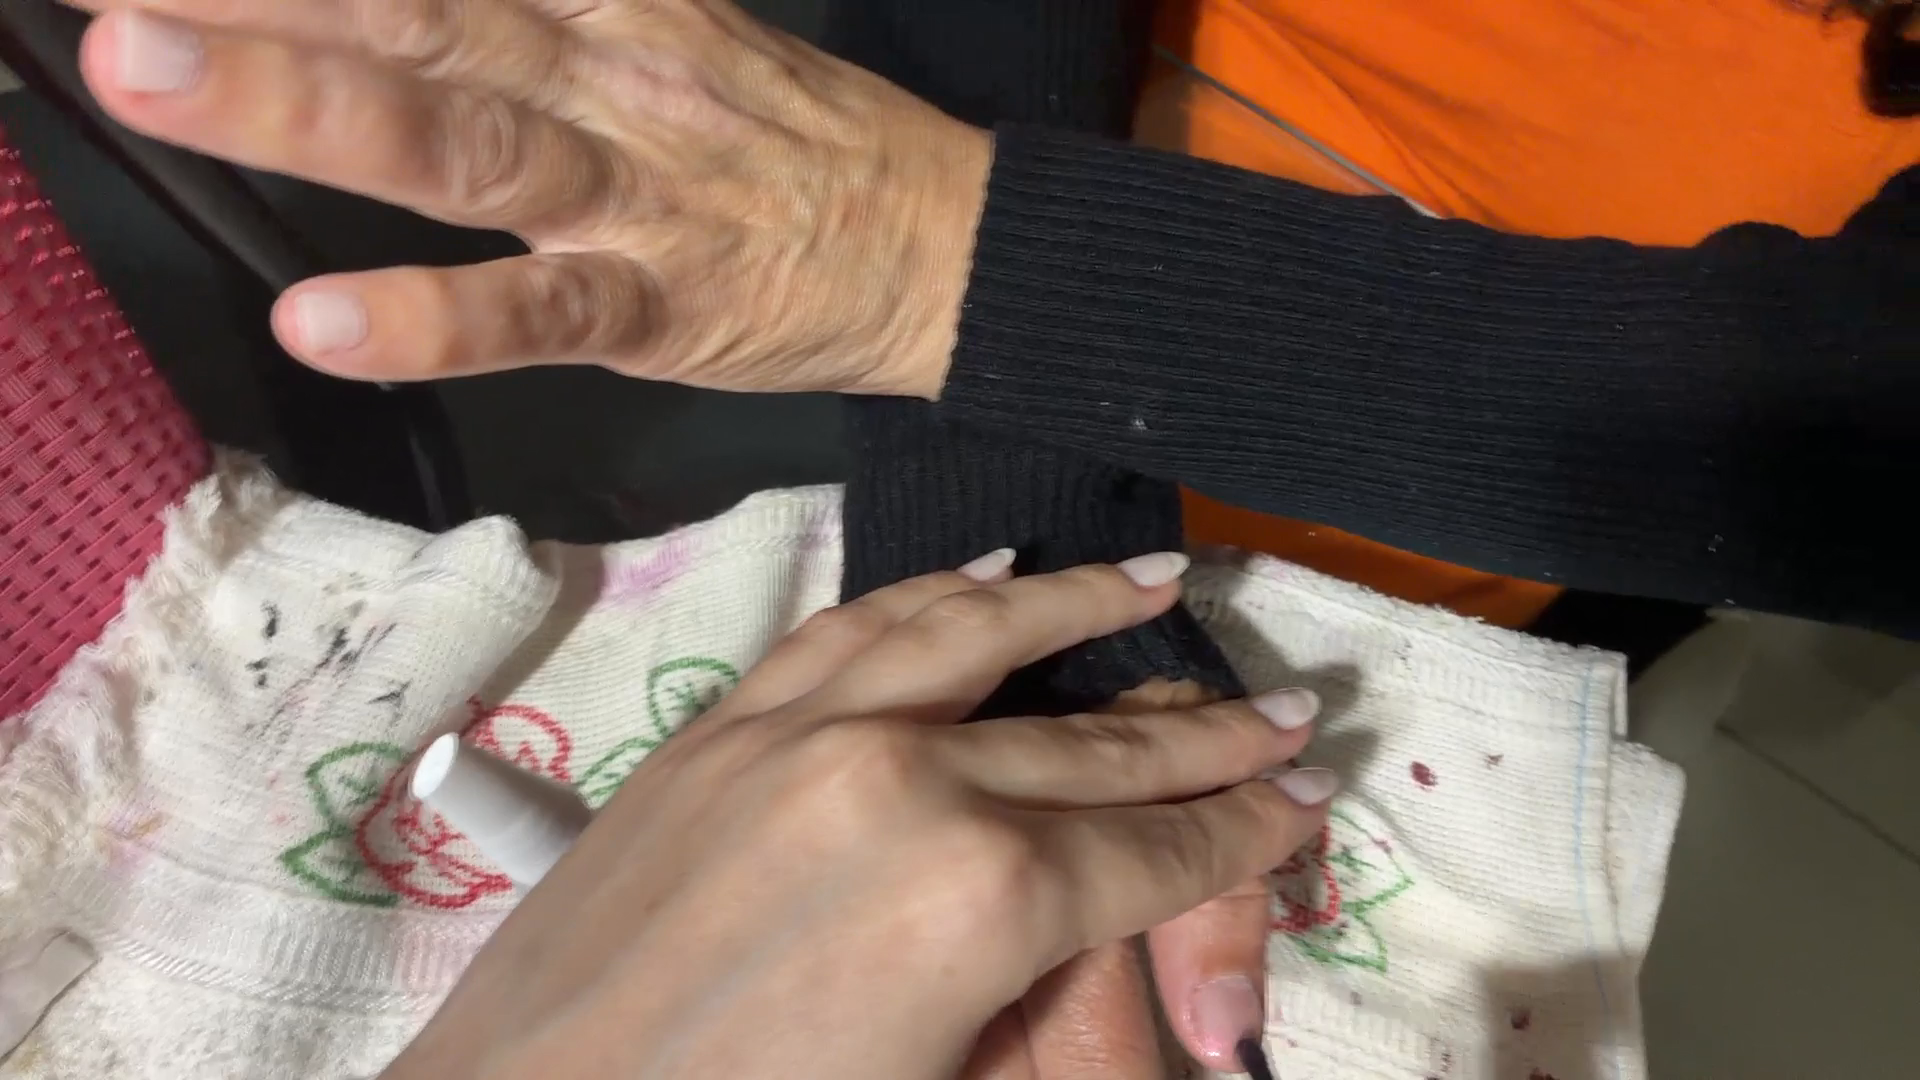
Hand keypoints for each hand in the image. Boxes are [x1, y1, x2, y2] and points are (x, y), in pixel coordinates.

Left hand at [75, 0, 987, 398]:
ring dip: (322, 107)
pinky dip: (448, 320)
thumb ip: (604, 9)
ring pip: (478, 147)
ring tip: (147, 72)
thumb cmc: (833, 160)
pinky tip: (337, 331)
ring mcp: (647, 207)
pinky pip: (552, 313)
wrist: (943, 251)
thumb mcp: (720, 48)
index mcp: (637, 10)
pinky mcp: (672, 312)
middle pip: (435, 9)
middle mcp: (623, 85)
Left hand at [381, 555, 1336, 1079]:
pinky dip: (936, 591)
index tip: (1300, 789)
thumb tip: (1104, 910)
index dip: (1238, 827)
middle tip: (1277, 708)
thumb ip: (1045, 989)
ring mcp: (809, 727)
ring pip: (977, 636)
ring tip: (1148, 578)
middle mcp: (905, 779)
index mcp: (973, 900)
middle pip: (1089, 748)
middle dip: (1201, 738)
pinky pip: (860, 626)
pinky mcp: (736, 716)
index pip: (1147, 850)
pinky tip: (990, 569)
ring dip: (1077, 605)